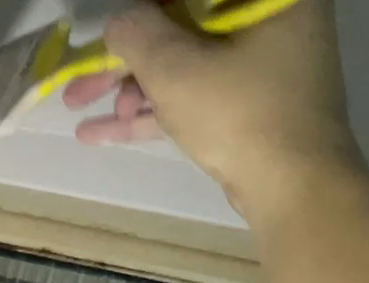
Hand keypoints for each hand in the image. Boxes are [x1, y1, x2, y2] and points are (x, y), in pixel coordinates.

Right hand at [63, 0, 368, 221]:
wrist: (292, 180)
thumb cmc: (239, 113)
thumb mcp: (177, 71)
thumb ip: (140, 36)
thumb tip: (118, 21)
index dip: (139, 17)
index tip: (102, 43)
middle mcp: (268, 17)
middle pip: (180, 30)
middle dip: (122, 62)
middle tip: (77, 88)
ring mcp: (261, 61)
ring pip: (182, 65)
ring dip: (128, 90)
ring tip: (82, 116)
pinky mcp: (248, 101)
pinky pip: (192, 94)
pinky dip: (150, 110)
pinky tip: (100, 132)